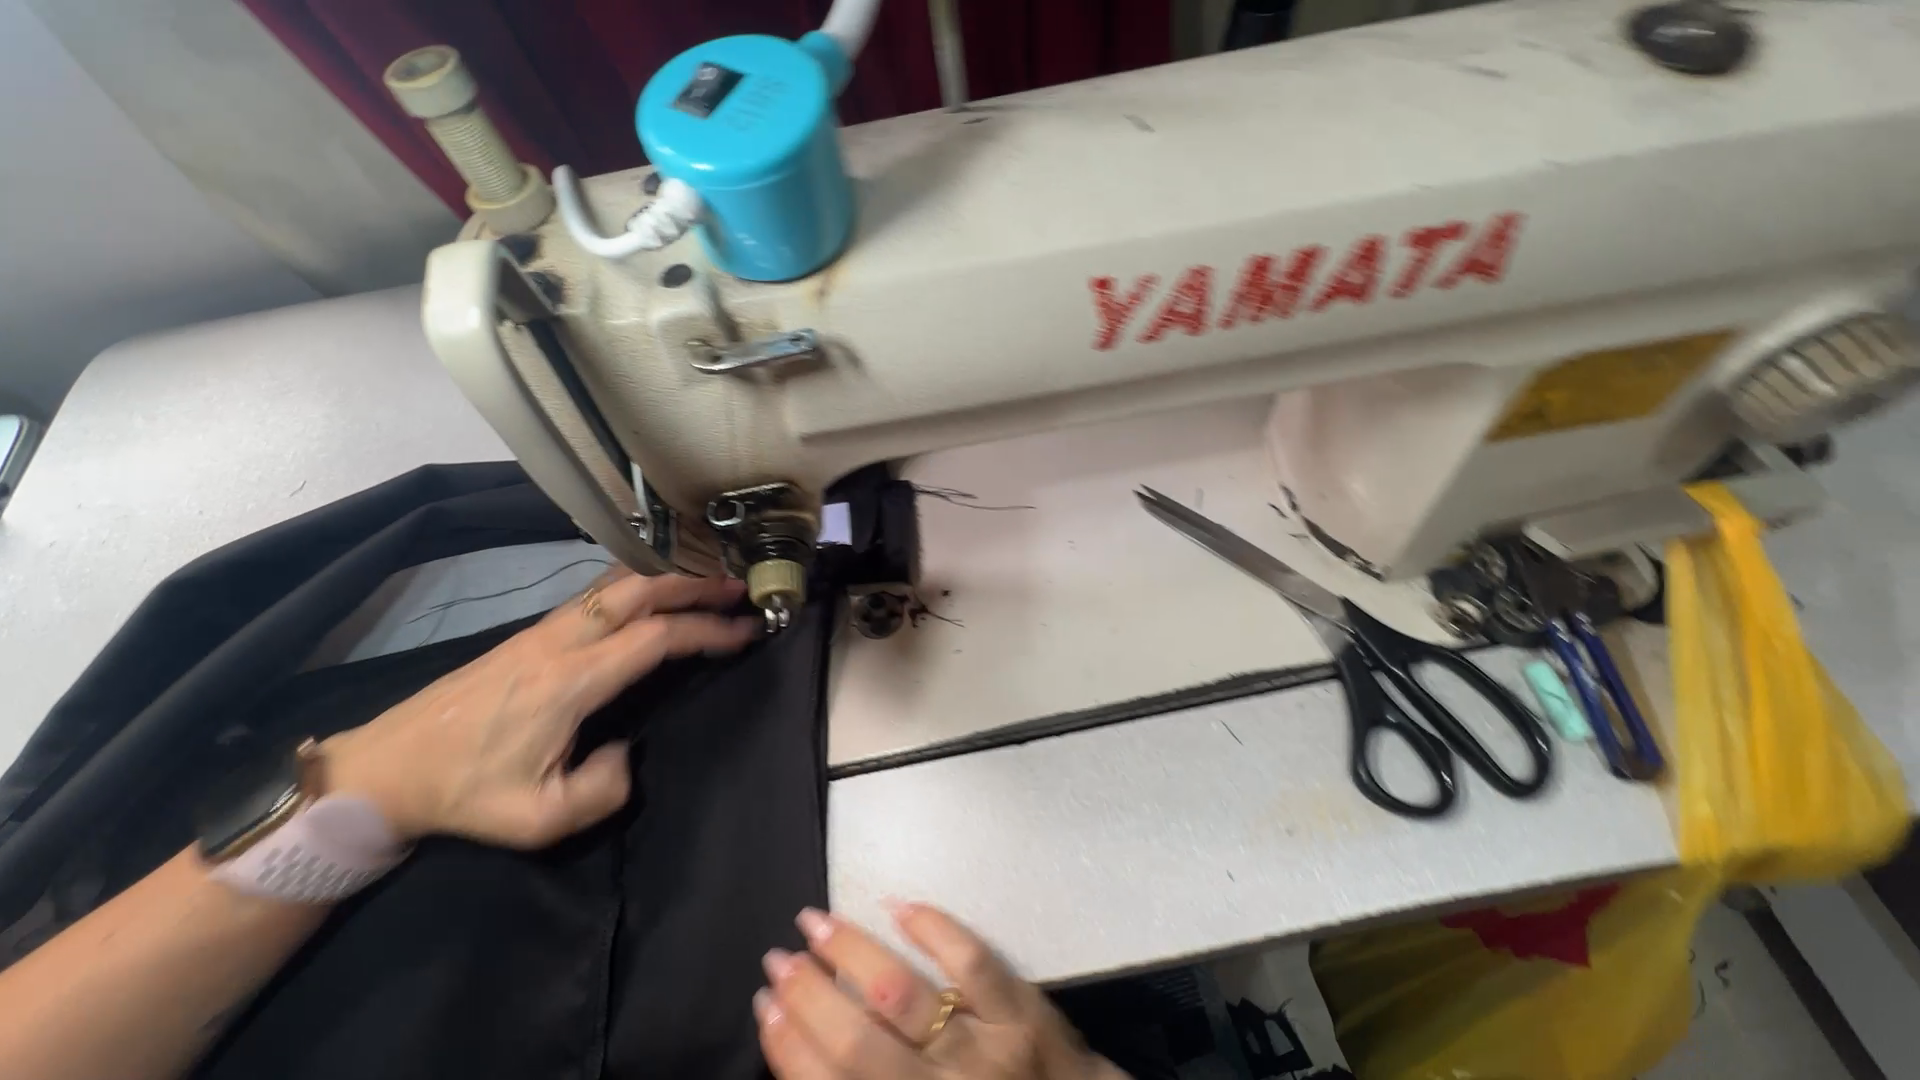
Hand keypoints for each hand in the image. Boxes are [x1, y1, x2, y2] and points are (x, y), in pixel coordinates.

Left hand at [323, 568, 755, 847]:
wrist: (387, 767)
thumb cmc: (464, 794)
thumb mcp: (537, 819)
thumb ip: (602, 790)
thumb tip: (629, 752)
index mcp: (569, 683)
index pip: (656, 638)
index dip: (708, 631)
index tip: (747, 631)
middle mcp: (560, 642)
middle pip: (639, 591)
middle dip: (695, 584)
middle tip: (739, 588)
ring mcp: (542, 631)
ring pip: (615, 584)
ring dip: (667, 578)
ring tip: (707, 583)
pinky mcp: (530, 634)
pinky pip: (597, 594)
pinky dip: (638, 584)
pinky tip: (653, 594)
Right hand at [756, 902, 1126, 1079]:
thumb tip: (811, 1046)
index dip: (790, 1047)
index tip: (765, 1004)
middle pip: (858, 1041)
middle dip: (809, 996)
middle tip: (777, 958)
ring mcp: (984, 1048)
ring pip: (904, 994)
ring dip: (852, 954)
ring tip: (816, 922)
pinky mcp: (1021, 1011)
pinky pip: (973, 962)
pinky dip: (934, 929)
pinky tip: (898, 906)